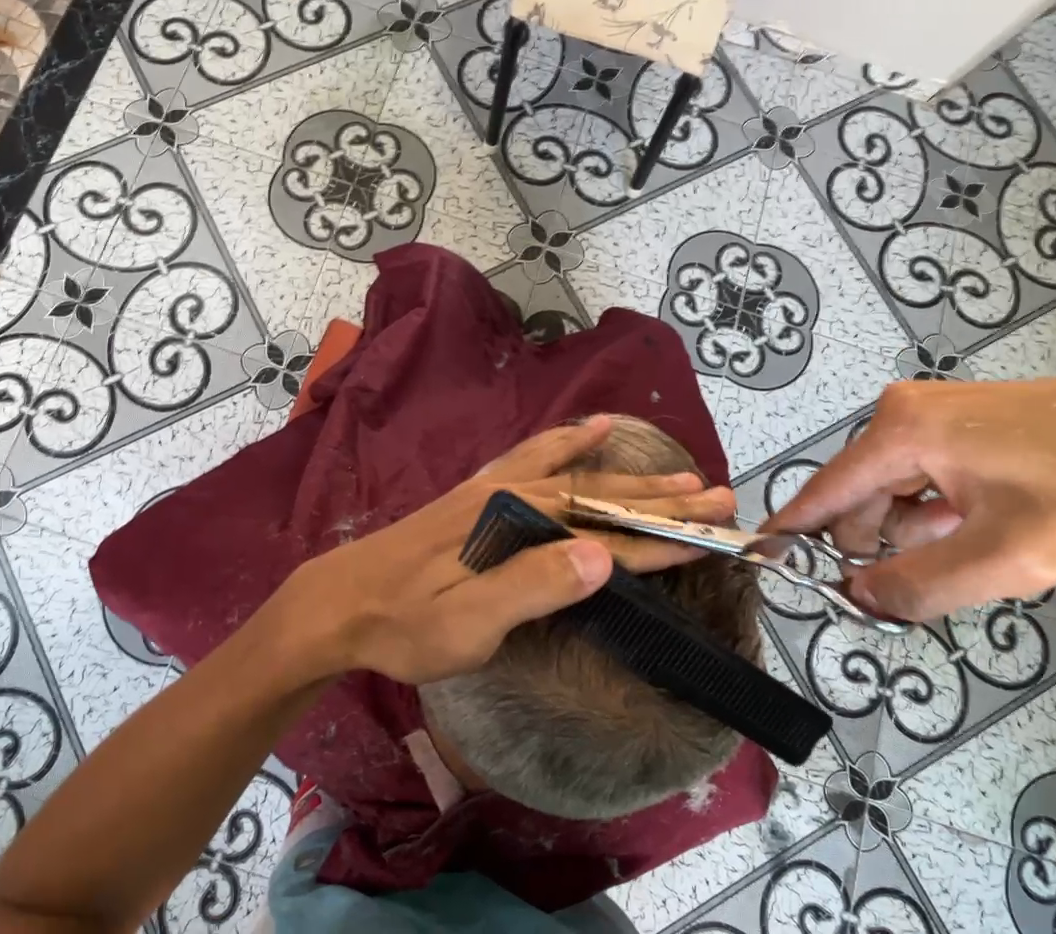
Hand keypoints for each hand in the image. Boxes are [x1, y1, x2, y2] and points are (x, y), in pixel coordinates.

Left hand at [259, 416, 736, 685]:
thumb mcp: (466, 623)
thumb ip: (532, 588)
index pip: (605, 535)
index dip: (663, 539)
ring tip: (675, 467)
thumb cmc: (402, 624)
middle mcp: (512, 499)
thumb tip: (603, 558)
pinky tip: (584, 430)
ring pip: (575, 475)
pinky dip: (565, 441)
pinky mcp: (476, 495)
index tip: (715, 536)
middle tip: (718, 494)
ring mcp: (492, 492)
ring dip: (627, 474)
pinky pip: (532, 456)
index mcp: (517, 531)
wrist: (337, 602)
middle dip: (662, 500)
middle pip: (600, 496)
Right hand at [765, 379, 1055, 620]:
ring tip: (978, 543)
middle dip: (882, 538)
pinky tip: (990, 517)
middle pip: (863, 490)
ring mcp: (943, 405)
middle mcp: (910, 406)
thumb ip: (915, 585)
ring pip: (898, 482)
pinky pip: (929, 468)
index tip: (761, 551)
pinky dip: (943, 503)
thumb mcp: (1002, 559)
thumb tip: (856, 597)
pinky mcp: (971, 413)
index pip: (826, 488)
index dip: (794, 526)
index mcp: (903, 428)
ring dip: (921, 524)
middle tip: (928, 574)